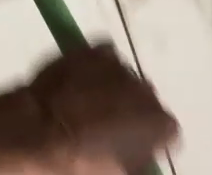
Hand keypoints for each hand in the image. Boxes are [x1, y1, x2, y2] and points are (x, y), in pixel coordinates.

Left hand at [24, 45, 177, 174]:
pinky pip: (103, 56)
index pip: (167, 128)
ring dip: (113, 85)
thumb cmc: (85, 159)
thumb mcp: (123, 170)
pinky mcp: (92, 48)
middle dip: (131, 107)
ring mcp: (118, 66)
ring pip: (123, 75)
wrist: (44, 128)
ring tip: (91, 100)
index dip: (150, 135)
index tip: (135, 141)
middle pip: (145, 98)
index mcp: (160, 123)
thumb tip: (139, 152)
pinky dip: (96, 65)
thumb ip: (140, 157)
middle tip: (109, 121)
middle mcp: (145, 90)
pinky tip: (82, 80)